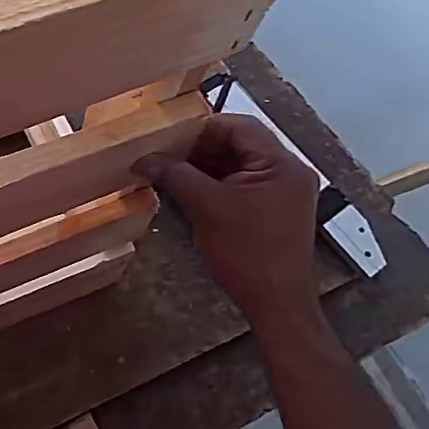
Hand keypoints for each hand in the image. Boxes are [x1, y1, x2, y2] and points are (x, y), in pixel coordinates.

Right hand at [135, 113, 319, 317]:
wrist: (274, 302)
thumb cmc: (248, 253)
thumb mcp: (207, 206)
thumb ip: (175, 175)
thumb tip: (144, 159)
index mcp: (282, 165)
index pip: (240, 127)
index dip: (202, 126)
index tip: (168, 133)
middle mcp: (285, 173)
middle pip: (237, 144)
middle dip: (197, 147)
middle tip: (161, 151)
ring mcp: (278, 192)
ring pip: (233, 164)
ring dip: (200, 165)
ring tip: (165, 168)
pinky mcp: (267, 209)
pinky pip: (235, 183)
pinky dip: (209, 182)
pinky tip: (182, 186)